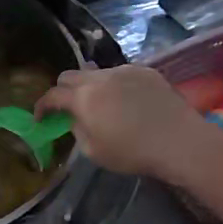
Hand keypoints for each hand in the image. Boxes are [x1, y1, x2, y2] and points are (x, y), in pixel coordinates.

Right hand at [37, 66, 222, 184]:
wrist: (181, 142)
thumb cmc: (133, 152)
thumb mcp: (94, 151)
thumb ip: (77, 129)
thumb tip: (76, 118)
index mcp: (83, 98)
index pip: (51, 95)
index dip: (42, 106)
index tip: (41, 118)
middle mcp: (100, 78)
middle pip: (69, 75)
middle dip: (63, 90)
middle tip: (68, 107)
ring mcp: (124, 70)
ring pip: (95, 72)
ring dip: (90, 86)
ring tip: (101, 103)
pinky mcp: (145, 71)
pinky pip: (120, 73)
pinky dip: (115, 84)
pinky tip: (127, 101)